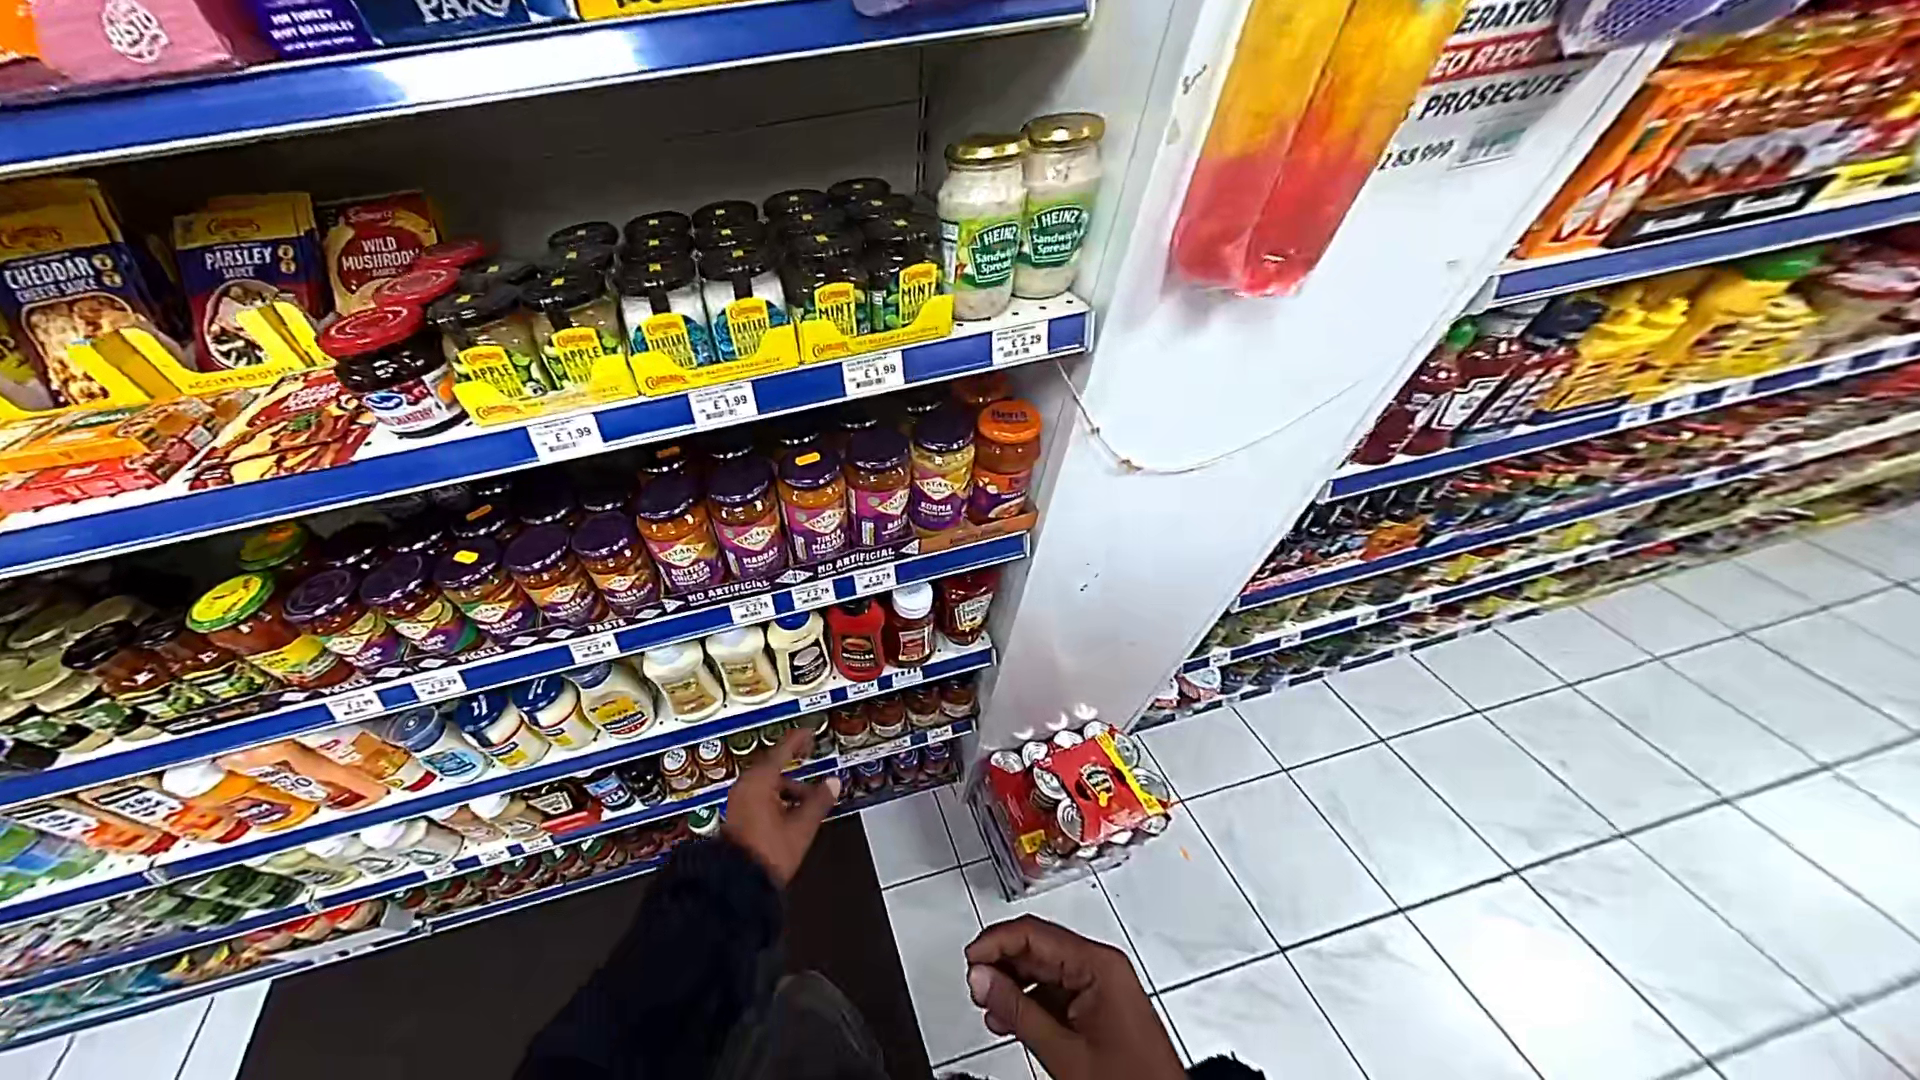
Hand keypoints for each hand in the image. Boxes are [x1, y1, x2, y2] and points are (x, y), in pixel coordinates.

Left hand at [721, 728, 839, 886]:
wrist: (737, 885)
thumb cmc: (766, 853)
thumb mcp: (802, 825)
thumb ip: (820, 800)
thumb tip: (832, 784)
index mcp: (759, 781)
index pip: (783, 750)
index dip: (799, 740)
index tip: (809, 733)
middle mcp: (745, 787)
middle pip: (774, 769)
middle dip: (797, 772)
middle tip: (811, 767)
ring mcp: (739, 802)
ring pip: (768, 786)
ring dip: (789, 790)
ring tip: (808, 802)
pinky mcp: (737, 817)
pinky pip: (761, 798)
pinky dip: (778, 800)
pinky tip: (792, 814)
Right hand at [965, 915, 1183, 1079]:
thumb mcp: (1063, 1051)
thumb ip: (1018, 1011)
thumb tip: (982, 977)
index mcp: (1098, 964)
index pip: (1034, 933)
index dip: (996, 942)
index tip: (971, 959)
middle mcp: (1101, 965)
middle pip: (1038, 946)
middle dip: (1002, 964)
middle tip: (976, 984)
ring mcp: (1101, 983)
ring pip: (1044, 968)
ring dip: (1013, 985)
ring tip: (989, 1005)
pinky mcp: (1099, 1002)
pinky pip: (1056, 989)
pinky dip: (1030, 1002)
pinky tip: (1011, 1018)